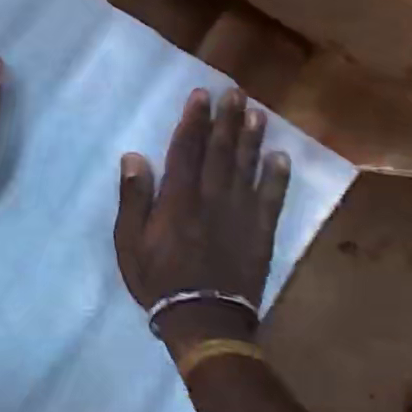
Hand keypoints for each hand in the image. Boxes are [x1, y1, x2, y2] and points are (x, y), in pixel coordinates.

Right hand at [114, 88, 289, 352]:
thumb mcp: (130, 243)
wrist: (203, 320)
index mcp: (179, 198)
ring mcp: (240, 213)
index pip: (187, 149)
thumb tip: (134, 157)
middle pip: (220, 151)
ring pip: (246, 167)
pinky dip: (277, 177)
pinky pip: (271, 199)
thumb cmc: (160, 280)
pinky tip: (281, 156)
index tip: (201, 95)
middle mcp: (212, 197)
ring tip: (257, 112)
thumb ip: (134, 199)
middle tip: (235, 91)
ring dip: (251, 138)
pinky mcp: (260, 232)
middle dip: (226, 119)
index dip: (194, 120)